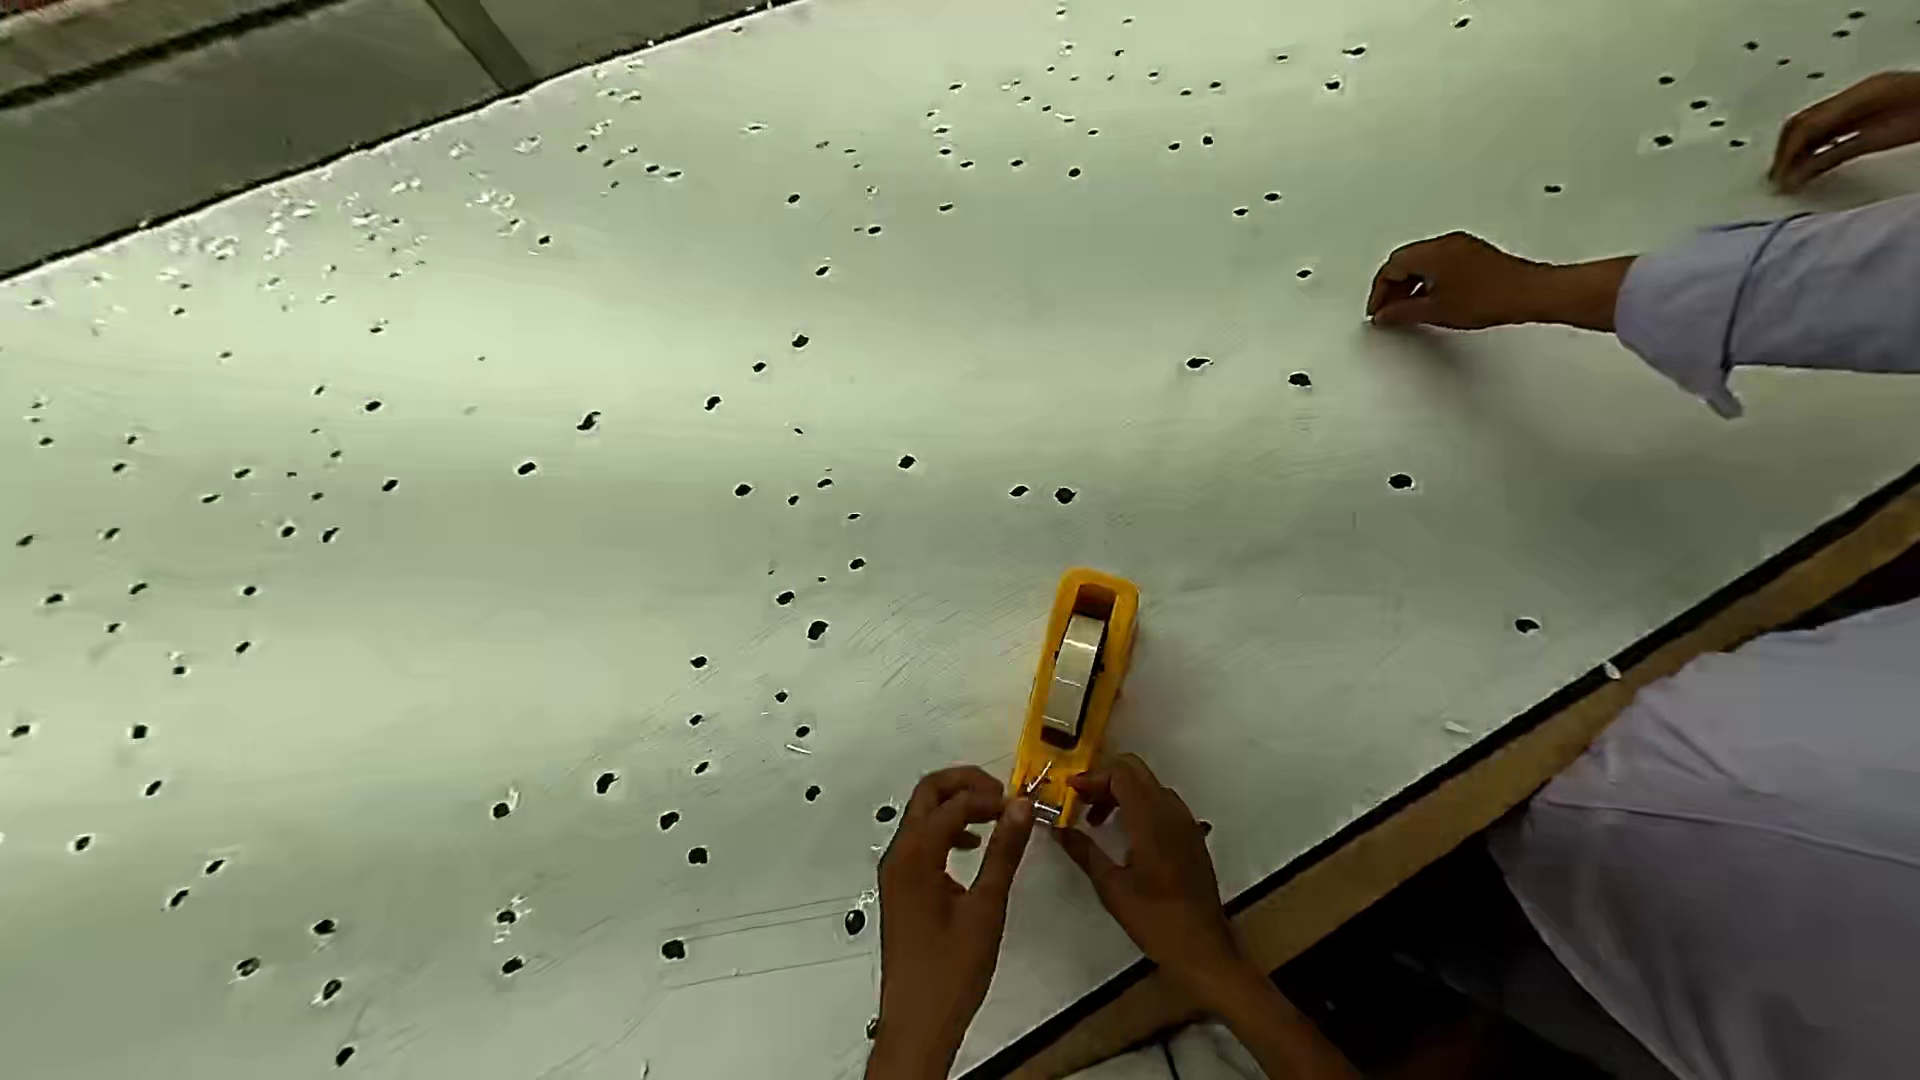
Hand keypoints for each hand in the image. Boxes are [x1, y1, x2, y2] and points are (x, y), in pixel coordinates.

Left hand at [868, 766, 1034, 1079]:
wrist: (916, 1025)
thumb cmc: (951, 970)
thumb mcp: (986, 908)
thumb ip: (1003, 852)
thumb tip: (1021, 807)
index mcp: (915, 854)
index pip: (953, 803)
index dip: (988, 798)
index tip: (1020, 807)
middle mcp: (898, 853)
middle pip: (928, 793)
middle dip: (965, 784)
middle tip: (1001, 795)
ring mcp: (895, 868)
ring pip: (923, 813)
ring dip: (956, 804)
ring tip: (994, 815)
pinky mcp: (900, 883)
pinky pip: (921, 838)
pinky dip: (947, 829)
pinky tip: (973, 846)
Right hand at [1059, 756, 1365, 1078]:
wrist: (1205, 950)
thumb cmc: (1155, 919)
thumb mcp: (1111, 886)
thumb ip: (1084, 851)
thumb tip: (1059, 829)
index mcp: (1150, 817)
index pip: (1120, 773)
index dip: (1092, 777)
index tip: (1071, 792)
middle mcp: (1171, 811)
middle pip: (1135, 770)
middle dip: (1105, 779)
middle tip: (1082, 800)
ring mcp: (1185, 822)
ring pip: (1149, 785)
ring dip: (1122, 791)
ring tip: (1098, 820)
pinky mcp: (1192, 836)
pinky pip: (1162, 803)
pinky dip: (1139, 804)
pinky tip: (1125, 833)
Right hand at [1365, 231, 1552, 329]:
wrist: (1530, 294)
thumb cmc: (1490, 296)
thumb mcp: (1433, 310)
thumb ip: (1401, 312)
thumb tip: (1385, 314)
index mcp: (1433, 252)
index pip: (1391, 267)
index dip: (1379, 291)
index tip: (1377, 309)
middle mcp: (1448, 243)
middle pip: (1405, 262)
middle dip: (1392, 287)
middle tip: (1387, 310)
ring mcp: (1463, 248)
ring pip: (1422, 263)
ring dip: (1409, 285)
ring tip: (1407, 308)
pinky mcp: (1475, 256)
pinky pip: (1439, 264)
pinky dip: (1427, 281)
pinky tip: (1429, 300)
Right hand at [1772, 71, 1919, 192]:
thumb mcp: (1880, 138)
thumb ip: (1835, 155)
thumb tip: (1795, 175)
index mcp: (1861, 94)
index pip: (1802, 126)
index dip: (1784, 156)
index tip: (1777, 179)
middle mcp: (1860, 93)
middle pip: (1799, 125)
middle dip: (1783, 155)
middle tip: (1777, 179)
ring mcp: (1866, 99)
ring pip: (1808, 127)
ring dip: (1795, 153)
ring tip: (1788, 175)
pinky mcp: (1871, 109)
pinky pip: (1828, 128)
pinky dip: (1813, 148)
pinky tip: (1808, 164)